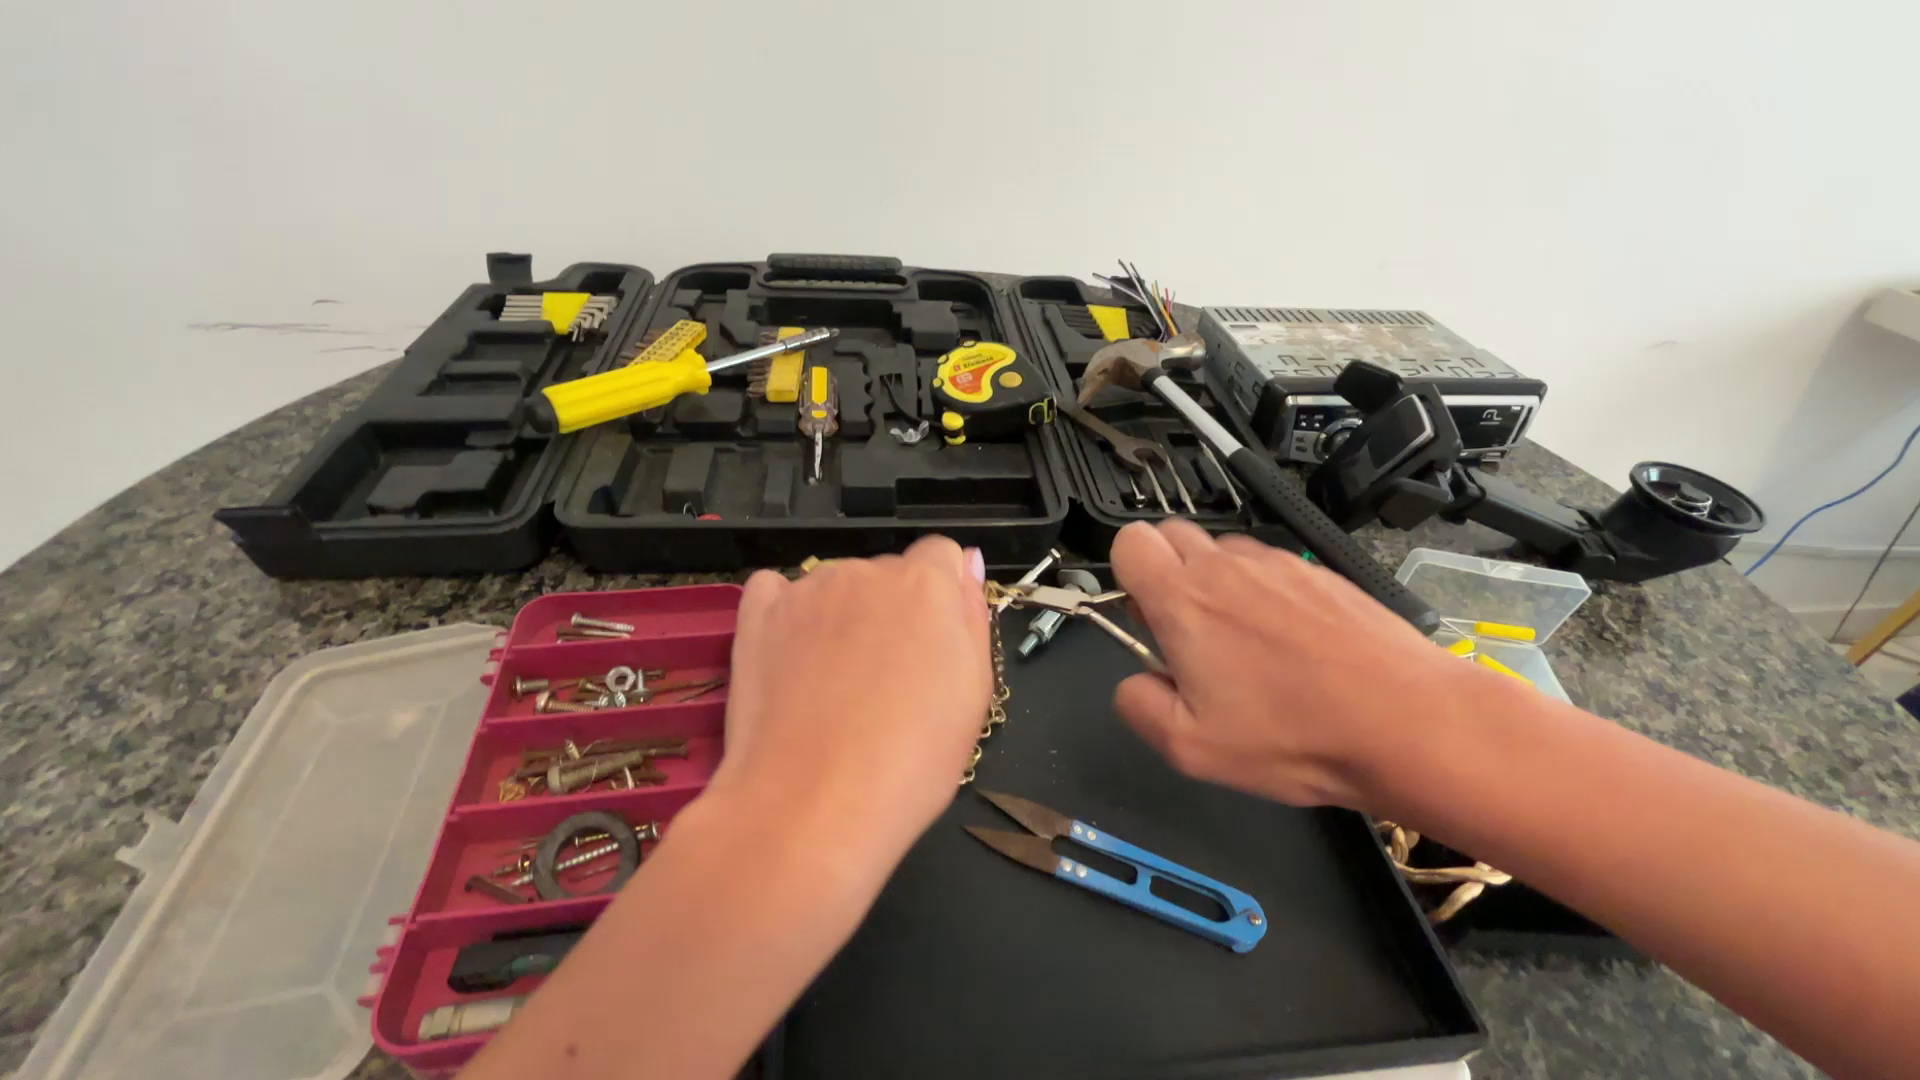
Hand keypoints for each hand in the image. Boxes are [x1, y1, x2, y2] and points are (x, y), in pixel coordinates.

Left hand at [702, 536, 991, 874]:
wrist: (812, 805)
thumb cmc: (911, 761)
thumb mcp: (973, 694)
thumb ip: (973, 617)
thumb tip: (968, 566)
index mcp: (926, 585)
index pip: (941, 556)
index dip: (942, 596)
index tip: (934, 643)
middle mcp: (866, 571)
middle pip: (888, 574)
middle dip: (893, 611)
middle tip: (887, 679)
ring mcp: (807, 589)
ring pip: (837, 586)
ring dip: (843, 616)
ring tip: (835, 686)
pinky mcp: (758, 614)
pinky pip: (777, 591)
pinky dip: (787, 612)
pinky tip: (791, 658)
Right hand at [1111, 519, 1482, 809]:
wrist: (1409, 722)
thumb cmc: (1293, 735)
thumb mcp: (1190, 747)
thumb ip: (1138, 705)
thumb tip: (1135, 680)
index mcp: (1184, 599)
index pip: (1129, 542)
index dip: (1127, 576)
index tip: (1149, 621)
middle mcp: (1227, 566)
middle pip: (1171, 535)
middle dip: (1166, 574)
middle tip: (1190, 635)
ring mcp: (1279, 563)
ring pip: (1223, 552)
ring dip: (1217, 584)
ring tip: (1250, 647)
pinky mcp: (1321, 572)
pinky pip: (1271, 568)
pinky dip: (1265, 594)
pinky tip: (1296, 646)